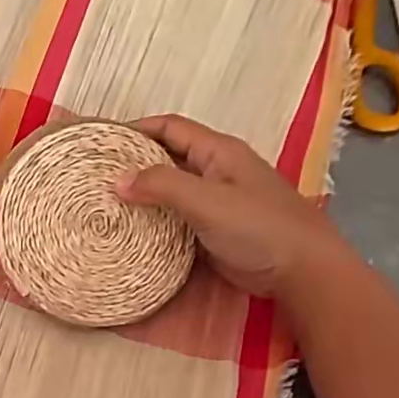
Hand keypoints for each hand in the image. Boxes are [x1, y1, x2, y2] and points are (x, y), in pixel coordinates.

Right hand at [116, 115, 358, 296]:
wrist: (301, 269)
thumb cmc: (258, 227)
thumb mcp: (207, 201)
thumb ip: (162, 186)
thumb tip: (118, 181)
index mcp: (218, 151)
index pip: (170, 127)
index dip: (136, 129)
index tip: (102, 142)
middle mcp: (215, 171)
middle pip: (168, 157)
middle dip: (135, 162)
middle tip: (98, 176)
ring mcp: (216, 202)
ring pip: (171, 190)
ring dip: (143, 195)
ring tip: (107, 203)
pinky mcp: (214, 230)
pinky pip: (178, 218)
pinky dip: (156, 220)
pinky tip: (133, 229)